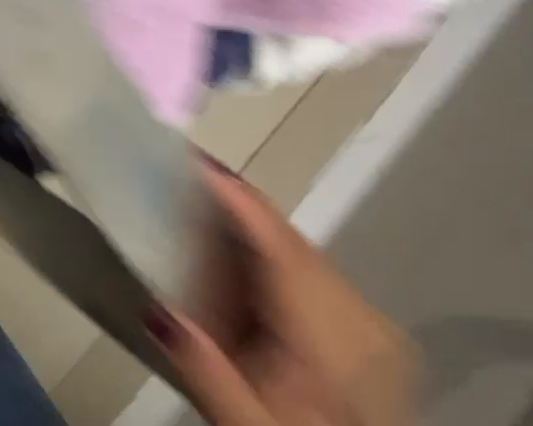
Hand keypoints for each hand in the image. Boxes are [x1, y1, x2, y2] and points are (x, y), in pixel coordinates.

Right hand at [149, 163, 414, 425]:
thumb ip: (207, 374)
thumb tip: (159, 311)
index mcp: (340, 344)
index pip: (284, 252)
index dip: (239, 201)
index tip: (192, 159)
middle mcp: (366, 322)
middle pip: (289, 244)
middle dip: (231, 207)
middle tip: (169, 175)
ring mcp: (373, 326)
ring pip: (297, 253)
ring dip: (242, 229)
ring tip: (188, 202)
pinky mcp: (366, 331)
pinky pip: (306, 270)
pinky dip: (263, 253)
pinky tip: (227, 253)